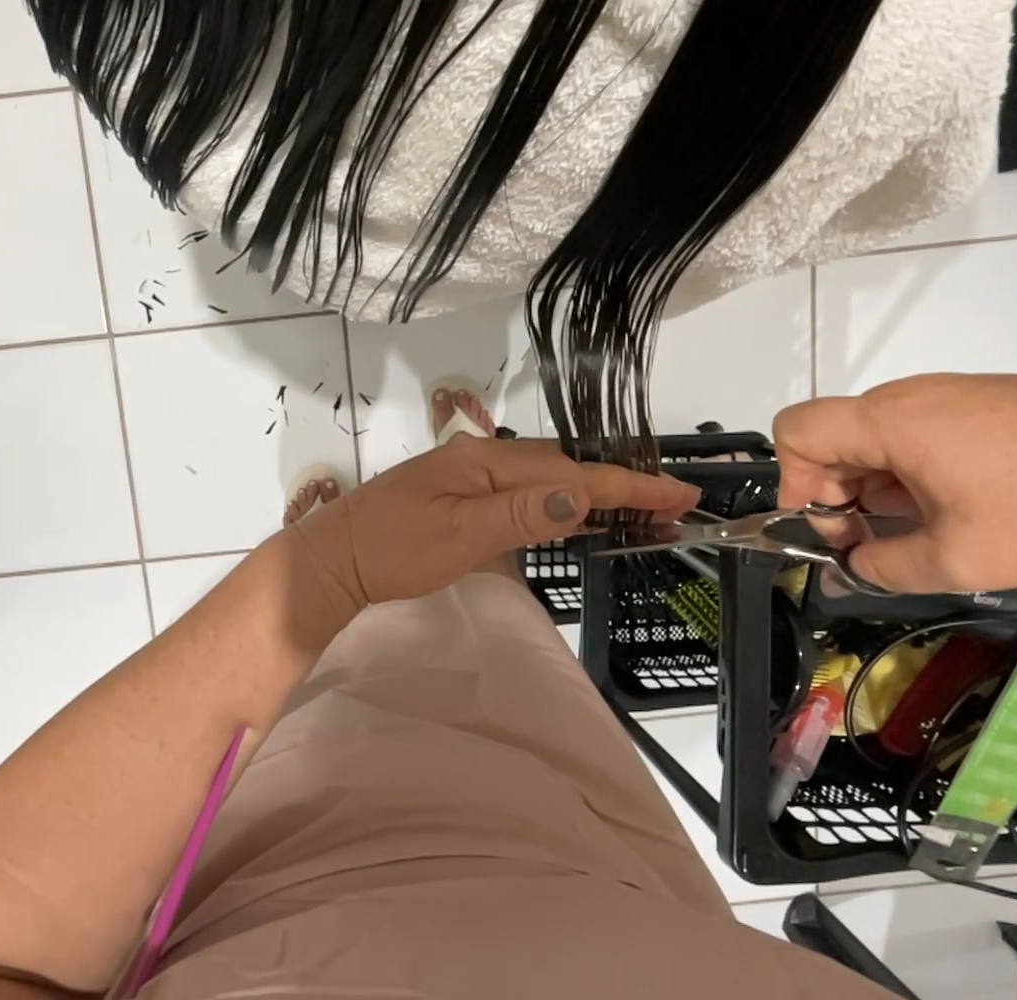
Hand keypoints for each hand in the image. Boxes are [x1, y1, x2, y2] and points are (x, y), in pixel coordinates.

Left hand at [285, 436, 699, 609]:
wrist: (337, 557)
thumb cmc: (393, 549)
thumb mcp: (459, 535)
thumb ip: (521, 514)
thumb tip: (582, 495)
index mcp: (486, 462)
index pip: (572, 472)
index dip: (629, 484)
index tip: (679, 492)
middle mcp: (484, 460)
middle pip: (567, 468)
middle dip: (622, 486)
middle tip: (673, 506)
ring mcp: (472, 476)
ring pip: (549, 480)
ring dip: (595, 496)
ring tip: (643, 512)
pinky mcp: (464, 496)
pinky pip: (527, 493)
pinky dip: (561, 504)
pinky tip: (580, 515)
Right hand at [773, 373, 1016, 592]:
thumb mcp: (958, 559)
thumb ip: (881, 566)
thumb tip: (854, 565)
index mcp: (892, 422)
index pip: (796, 430)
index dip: (790, 479)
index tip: (824, 520)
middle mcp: (914, 396)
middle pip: (836, 436)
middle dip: (837, 490)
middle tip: (873, 537)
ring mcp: (956, 393)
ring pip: (880, 436)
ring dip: (880, 483)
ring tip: (927, 525)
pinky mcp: (991, 400)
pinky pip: (924, 431)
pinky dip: (919, 469)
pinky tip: (965, 504)